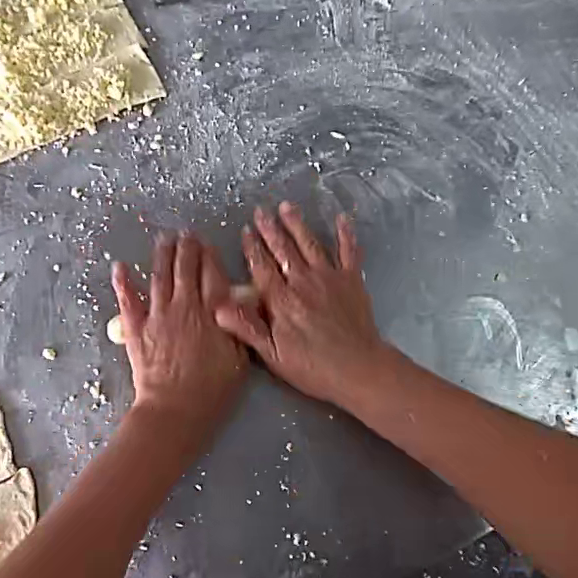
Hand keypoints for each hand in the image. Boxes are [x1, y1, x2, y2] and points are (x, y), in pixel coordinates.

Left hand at [111, 234, 248, 431]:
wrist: (174, 411)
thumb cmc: (212, 391)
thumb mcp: (240, 359)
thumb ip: (241, 326)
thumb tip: (241, 299)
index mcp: (213, 312)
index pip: (212, 274)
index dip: (209, 256)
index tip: (206, 244)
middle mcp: (185, 305)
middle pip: (186, 268)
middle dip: (187, 248)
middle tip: (186, 235)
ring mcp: (158, 314)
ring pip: (160, 276)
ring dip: (162, 254)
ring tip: (164, 239)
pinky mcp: (136, 328)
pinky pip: (128, 299)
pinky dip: (123, 281)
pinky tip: (120, 266)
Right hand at [214, 203, 391, 406]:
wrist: (359, 370)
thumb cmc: (312, 368)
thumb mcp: (272, 355)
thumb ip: (246, 328)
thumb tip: (217, 307)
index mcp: (281, 300)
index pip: (261, 267)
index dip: (252, 248)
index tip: (245, 230)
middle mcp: (303, 282)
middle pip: (282, 250)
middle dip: (270, 229)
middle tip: (261, 211)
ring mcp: (329, 278)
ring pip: (309, 244)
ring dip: (297, 224)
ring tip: (287, 206)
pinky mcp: (352, 281)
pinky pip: (348, 252)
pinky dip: (345, 234)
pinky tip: (342, 218)